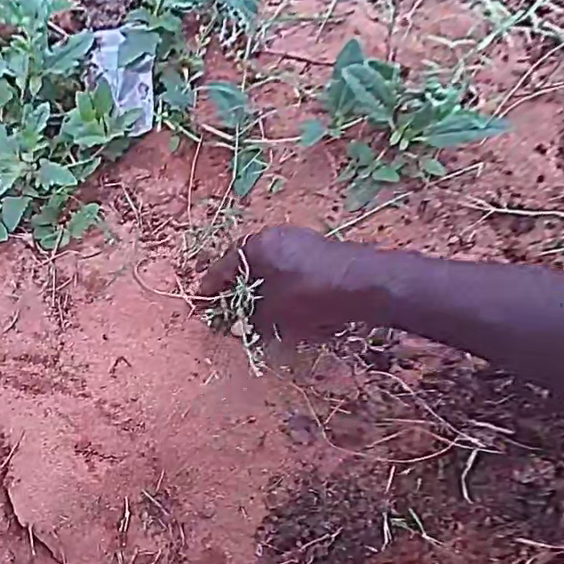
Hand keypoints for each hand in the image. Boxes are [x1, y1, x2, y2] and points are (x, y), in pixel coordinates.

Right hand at [196, 225, 389, 342]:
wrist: (364, 284)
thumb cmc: (308, 296)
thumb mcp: (270, 314)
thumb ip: (247, 319)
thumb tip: (234, 326)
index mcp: (254, 246)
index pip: (221, 269)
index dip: (209, 291)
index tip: (199, 305)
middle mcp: (273, 237)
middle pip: (243, 265)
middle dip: (232, 289)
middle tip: (223, 309)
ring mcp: (296, 240)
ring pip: (265, 267)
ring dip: (255, 288)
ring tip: (250, 310)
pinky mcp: (315, 250)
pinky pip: (284, 268)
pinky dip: (275, 285)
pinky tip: (277, 303)